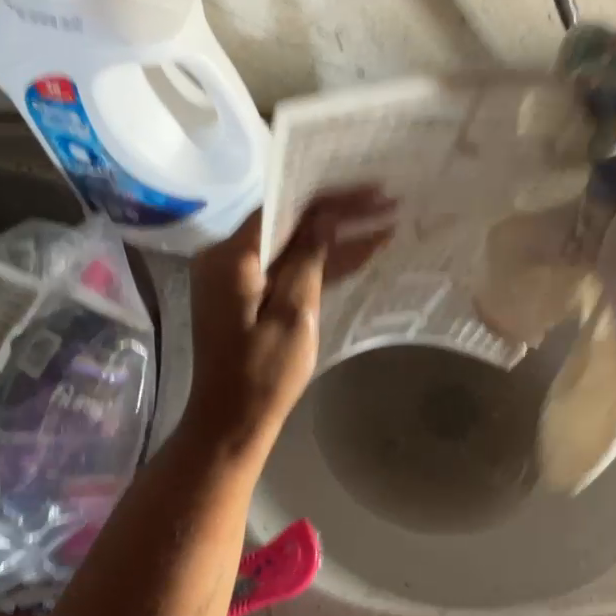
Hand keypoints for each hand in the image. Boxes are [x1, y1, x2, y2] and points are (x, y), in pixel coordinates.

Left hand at [182, 187, 394, 447]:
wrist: (231, 422)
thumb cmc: (263, 374)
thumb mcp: (294, 314)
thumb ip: (308, 260)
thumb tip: (325, 218)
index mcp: (232, 257)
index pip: (287, 208)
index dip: (333, 198)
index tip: (374, 193)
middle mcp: (227, 257)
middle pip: (290, 222)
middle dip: (340, 213)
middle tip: (388, 204)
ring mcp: (236, 276)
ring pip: (293, 244)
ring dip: (335, 237)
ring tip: (385, 225)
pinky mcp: (247, 294)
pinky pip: (286, 267)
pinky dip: (319, 263)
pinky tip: (360, 253)